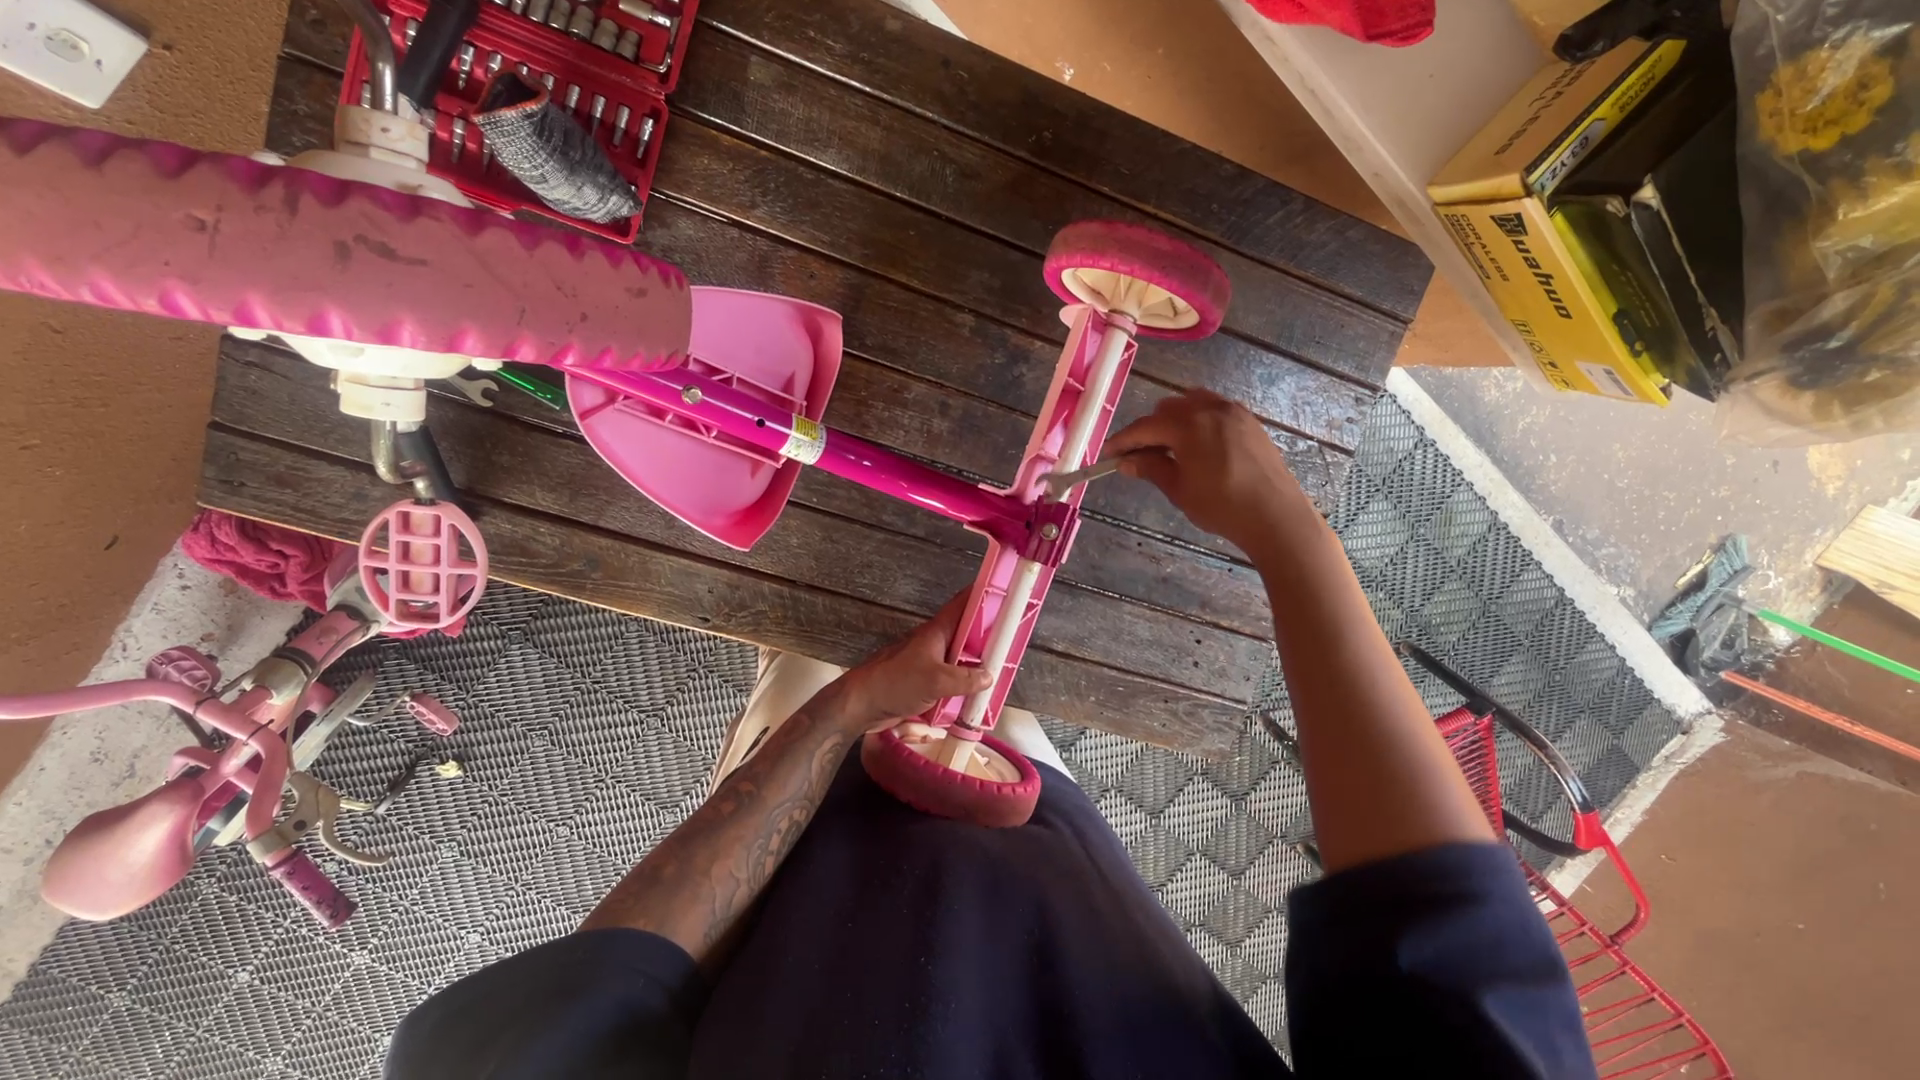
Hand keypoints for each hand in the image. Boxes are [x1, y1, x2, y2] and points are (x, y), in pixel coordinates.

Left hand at [834, 591, 992, 733]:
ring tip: (999, 677)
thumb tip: (989, 676)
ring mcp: (928, 663)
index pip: (963, 605)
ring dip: (975, 670)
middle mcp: (934, 644)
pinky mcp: (923, 683)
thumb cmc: (895, 683)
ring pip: (959, 661)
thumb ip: (966, 679)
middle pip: (966, 635)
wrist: (861, 705)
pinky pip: (949, 682)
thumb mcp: (937, 680)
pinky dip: (962, 689)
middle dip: (988, 640)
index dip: (982, 595)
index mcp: (936, 632)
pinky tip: (975, 699)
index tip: (1004, 591)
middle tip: (1012, 646)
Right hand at [1103, 389, 1312, 555]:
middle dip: (1149, 429)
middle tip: (1138, 455)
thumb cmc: (1222, 506)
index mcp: (1188, 424)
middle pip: (1168, 409)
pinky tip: (1197, 444)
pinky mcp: (1249, 422)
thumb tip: (1127, 461)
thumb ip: (1151, 468)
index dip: (1123, 440)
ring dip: (1174, 420)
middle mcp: (1210, 409)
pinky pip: (1214, 409)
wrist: (1275, 515)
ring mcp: (1233, 412)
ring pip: (1192, 403)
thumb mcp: (1179, 490)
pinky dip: (1198, 420)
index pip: (1145, 426)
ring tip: (1169, 447)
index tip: (1108, 454)